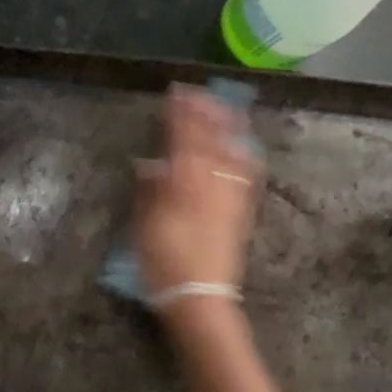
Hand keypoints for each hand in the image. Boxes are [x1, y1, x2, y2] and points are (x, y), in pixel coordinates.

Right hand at [133, 84, 261, 300]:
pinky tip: (244, 149)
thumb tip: (151, 165)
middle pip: (211, 138)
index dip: (180, 113)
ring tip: (226, 110)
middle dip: (205, 113)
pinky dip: (244, 156)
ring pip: (232, 152)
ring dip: (228, 128)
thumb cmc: (162, 263)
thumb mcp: (144, 226)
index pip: (183, 137)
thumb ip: (150, 191)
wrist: (200, 297)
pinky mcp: (241, 213)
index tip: (176, 93)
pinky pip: (247, 176)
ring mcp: (230, 196)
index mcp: (183, 182)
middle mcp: (210, 182)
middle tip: (199, 94)